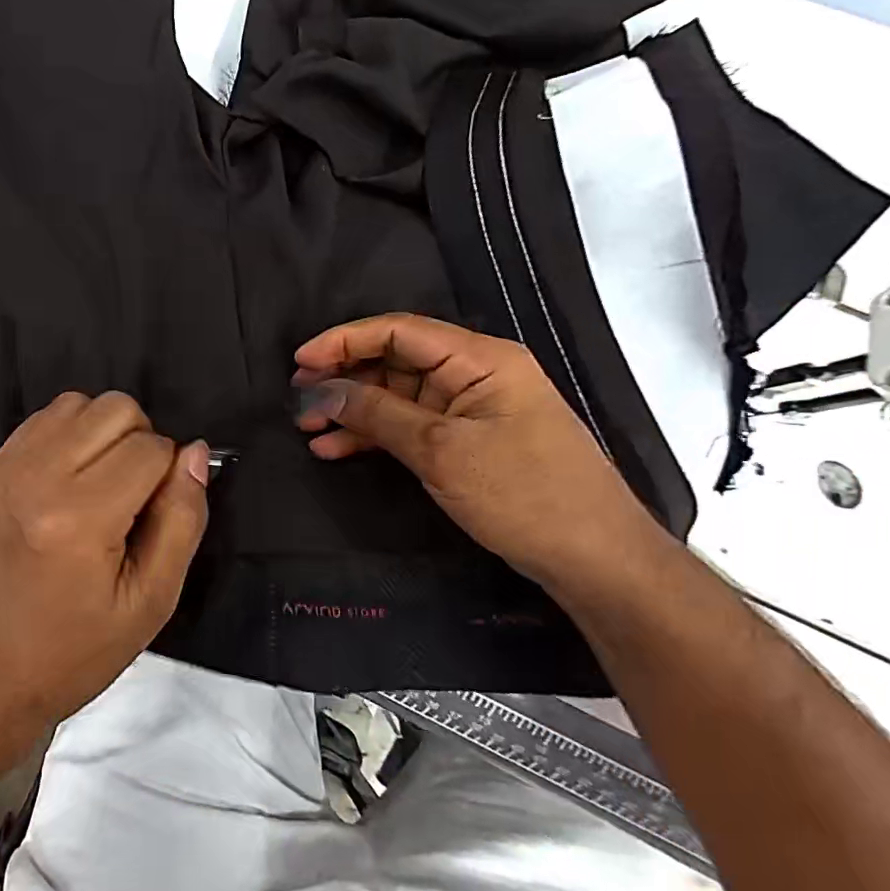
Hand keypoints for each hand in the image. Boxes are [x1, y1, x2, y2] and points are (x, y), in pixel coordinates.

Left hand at [0, 392, 209, 726]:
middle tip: (134, 494)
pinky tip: (72, 477)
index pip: (151, 448)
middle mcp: (37, 479)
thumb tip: (194, 453)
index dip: (170, 474)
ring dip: (104, 432)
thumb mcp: (152, 599)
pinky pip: (43, 418)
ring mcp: (7, 469)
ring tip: (103, 483)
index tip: (158, 510)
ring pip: (79, 402)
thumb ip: (182, 519)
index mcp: (80, 517)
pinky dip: (69, 433)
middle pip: (115, 409)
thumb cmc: (77, 648)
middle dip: (141, 442)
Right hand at [293, 313, 670, 589]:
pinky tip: (333, 448)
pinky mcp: (462, 440)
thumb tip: (321, 391)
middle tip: (298, 398)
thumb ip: (376, 414)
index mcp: (480, 360)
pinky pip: (405, 425)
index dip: (343, 341)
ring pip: (393, 395)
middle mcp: (472, 375)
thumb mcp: (441, 451)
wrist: (591, 559)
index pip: (398, 331)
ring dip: (350, 410)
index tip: (299, 362)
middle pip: (392, 360)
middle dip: (342, 378)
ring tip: (307, 428)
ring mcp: (467, 409)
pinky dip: (370, 434)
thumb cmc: (522, 495)